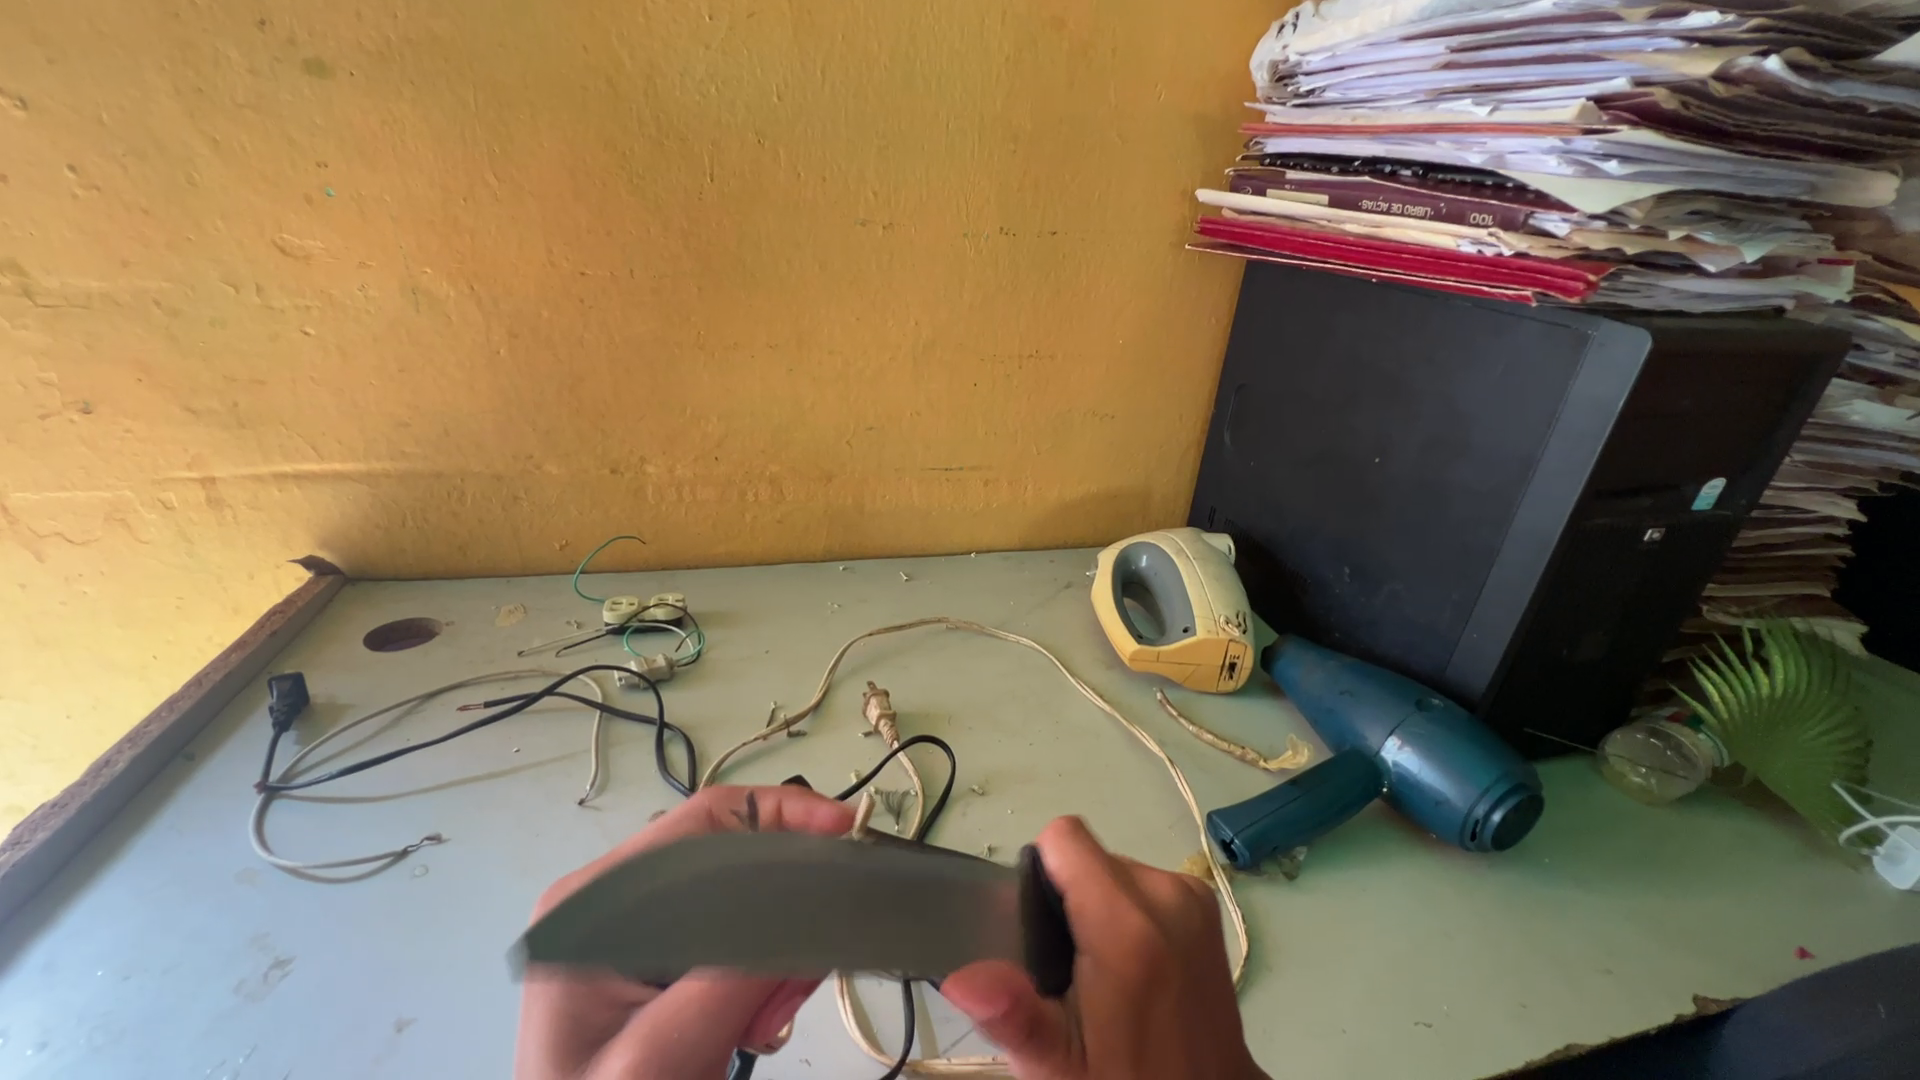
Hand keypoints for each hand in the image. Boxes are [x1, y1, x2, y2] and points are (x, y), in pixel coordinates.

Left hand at [515, 785, 853, 1079]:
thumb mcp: (663, 1054)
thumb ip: (735, 976)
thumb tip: (814, 904)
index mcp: (596, 902)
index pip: (702, 824)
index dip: (781, 814)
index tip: (846, 834)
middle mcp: (617, 898)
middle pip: (732, 856)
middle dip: (787, 902)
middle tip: (812, 968)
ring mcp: (642, 927)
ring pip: (747, 897)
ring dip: (780, 949)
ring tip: (771, 1018)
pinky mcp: (668, 957)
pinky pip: (742, 934)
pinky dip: (768, 968)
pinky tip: (757, 1021)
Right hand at [940, 817, 1267, 1079]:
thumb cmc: (1124, 1078)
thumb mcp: (1058, 1066)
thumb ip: (1013, 1014)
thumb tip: (960, 980)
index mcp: (1127, 926)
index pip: (1064, 838)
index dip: (1041, 871)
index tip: (1041, 926)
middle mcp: (1164, 894)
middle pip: (1087, 855)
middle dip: (1069, 895)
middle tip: (1069, 963)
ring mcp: (1190, 894)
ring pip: (1113, 866)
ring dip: (1099, 901)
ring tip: (1103, 966)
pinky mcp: (1204, 900)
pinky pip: (1142, 878)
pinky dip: (1128, 907)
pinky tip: (1133, 958)